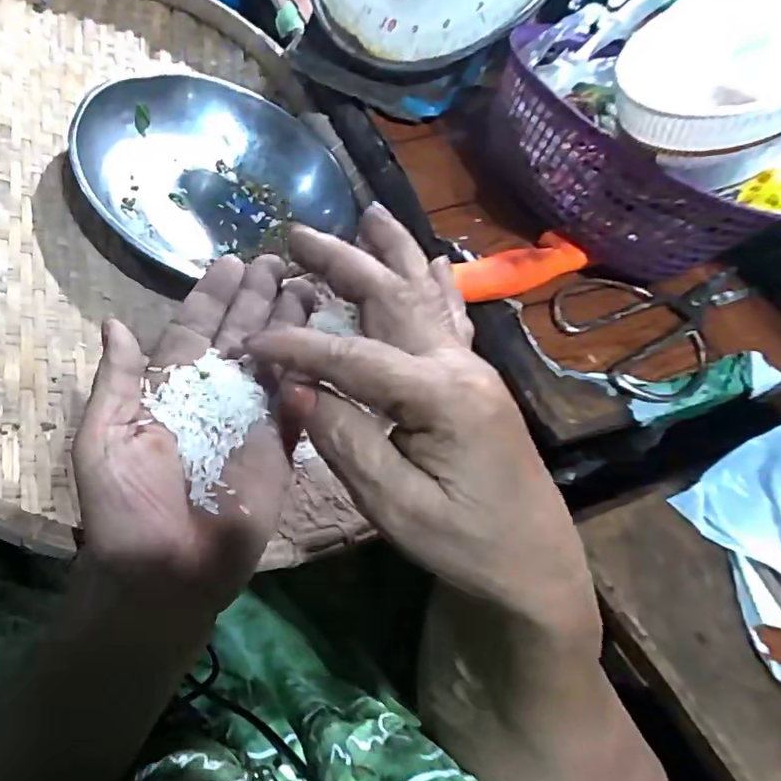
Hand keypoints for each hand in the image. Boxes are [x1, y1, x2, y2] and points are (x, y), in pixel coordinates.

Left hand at [73, 255, 313, 604]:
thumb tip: (114, 323)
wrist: (158, 571)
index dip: (210, 299)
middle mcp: (208, 401)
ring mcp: (246, 425)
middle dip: (255, 299)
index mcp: (165, 393)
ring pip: (272, 364)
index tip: (230, 263)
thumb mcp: (102, 438)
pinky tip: (323, 342)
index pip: (192, 333)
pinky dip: (309, 378)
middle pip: (237, 339)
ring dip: (289, 326)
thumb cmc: (121, 506)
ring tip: (306, 285)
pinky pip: (296, 410)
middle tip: (278, 259)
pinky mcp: (277, 455)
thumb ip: (116, 381)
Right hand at [245, 207, 592, 630]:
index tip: (248, 341)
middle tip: (297, 234)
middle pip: (391, 300)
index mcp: (439, 395)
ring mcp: (471, 369)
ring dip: (390, 254)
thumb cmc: (460, 541)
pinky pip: (447, 317)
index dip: (295, 345)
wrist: (532, 567)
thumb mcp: (391, 502)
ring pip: (422, 296)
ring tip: (369, 214)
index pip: (350, 355)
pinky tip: (429, 261)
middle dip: (342, 262)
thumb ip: (343, 437)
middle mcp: (458, 367)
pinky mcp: (472, 382)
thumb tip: (295, 386)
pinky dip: (431, 283)